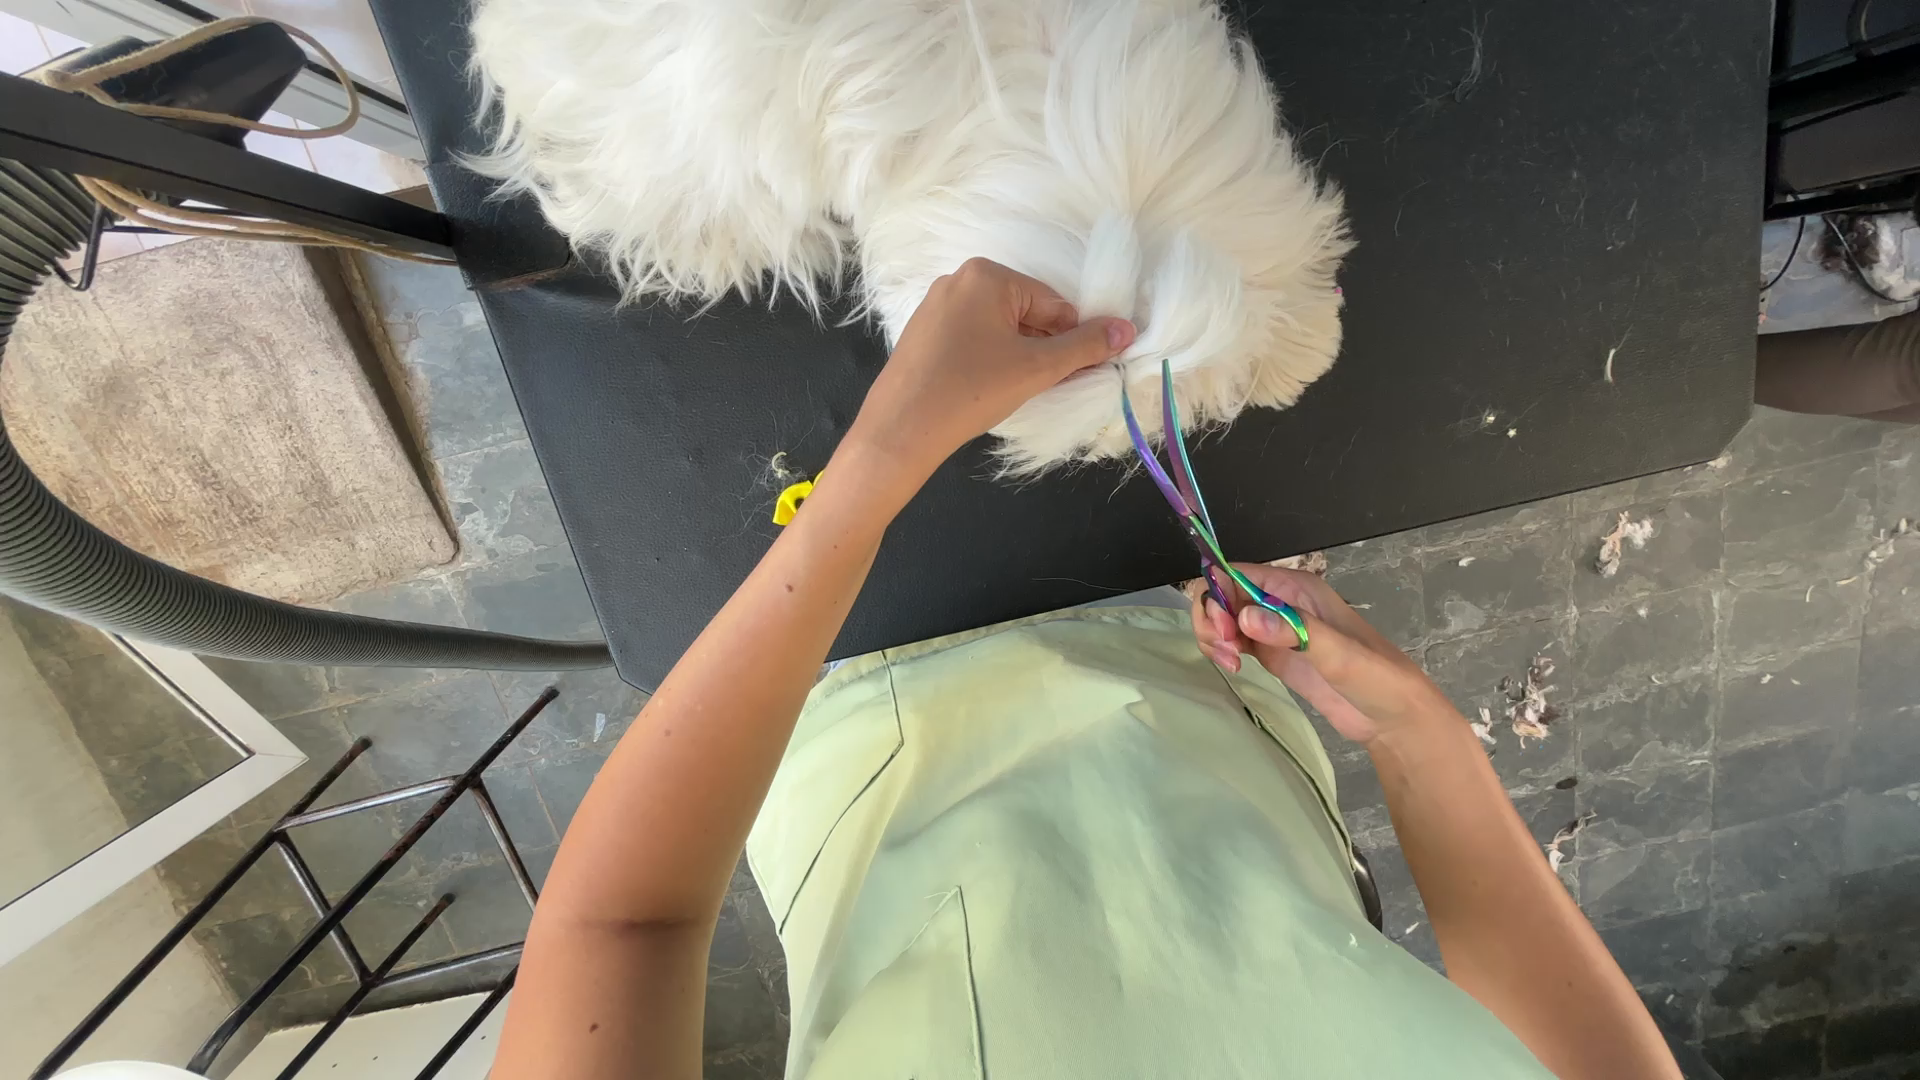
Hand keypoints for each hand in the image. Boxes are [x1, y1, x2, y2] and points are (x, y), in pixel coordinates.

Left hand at [844, 258, 1135, 480]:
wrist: (901, 429)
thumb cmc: (972, 390)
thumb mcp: (1036, 368)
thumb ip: (1085, 347)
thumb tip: (1128, 329)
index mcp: (988, 275)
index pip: (1054, 305)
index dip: (1069, 342)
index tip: (1072, 374)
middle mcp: (958, 280)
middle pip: (1026, 314)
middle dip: (1041, 349)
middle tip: (1040, 387)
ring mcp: (935, 307)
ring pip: (998, 329)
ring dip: (1016, 358)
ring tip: (1010, 392)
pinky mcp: (922, 335)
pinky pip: (971, 340)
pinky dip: (987, 362)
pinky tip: (983, 390)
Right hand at [1189, 564, 1454, 744]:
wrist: (1392, 718)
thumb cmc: (1377, 678)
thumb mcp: (1339, 654)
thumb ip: (1293, 631)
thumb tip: (1244, 618)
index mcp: (1295, 587)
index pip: (1236, 573)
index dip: (1219, 594)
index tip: (1224, 630)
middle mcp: (1278, 601)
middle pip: (1221, 593)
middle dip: (1212, 618)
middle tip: (1225, 651)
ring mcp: (1271, 627)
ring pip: (1221, 617)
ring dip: (1212, 635)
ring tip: (1229, 662)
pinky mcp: (1268, 651)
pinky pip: (1230, 639)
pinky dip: (1220, 649)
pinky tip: (1233, 666)